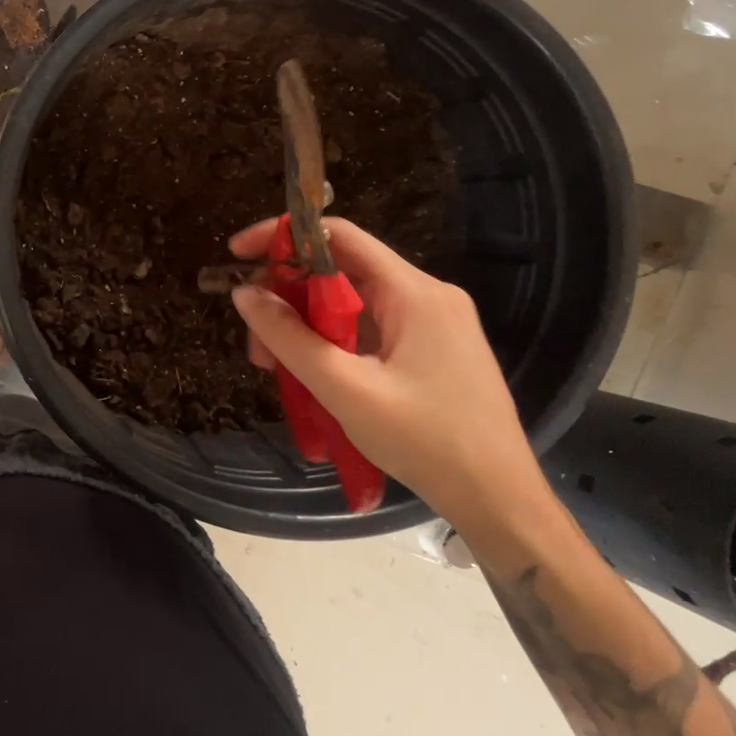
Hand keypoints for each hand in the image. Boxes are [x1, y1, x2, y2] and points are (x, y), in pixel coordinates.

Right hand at [227, 217, 547, 527]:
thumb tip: (243, 292)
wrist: (498, 499)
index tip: (236, 256)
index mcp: (414, 294)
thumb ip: (288, 337)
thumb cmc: (426, 440)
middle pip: (336, 271)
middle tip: (256, 342)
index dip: (281, 237)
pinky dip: (327, 342)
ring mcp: (431, 323)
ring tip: (277, 369)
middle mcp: (426, 296)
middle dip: (285, 298)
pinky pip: (363, 327)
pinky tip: (309, 375)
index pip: (338, 236)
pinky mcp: (429, 348)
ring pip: (346, 303)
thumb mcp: (343, 388)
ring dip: (302, 326)